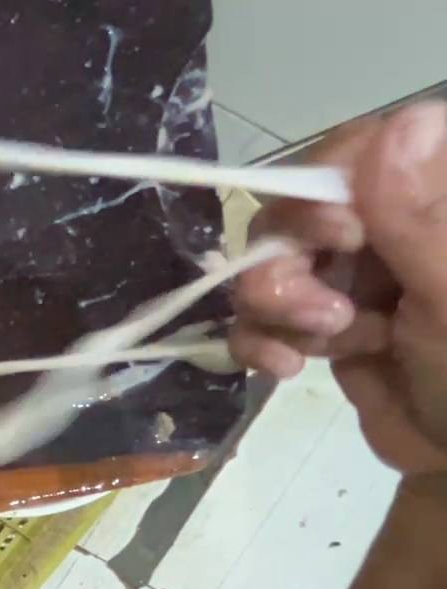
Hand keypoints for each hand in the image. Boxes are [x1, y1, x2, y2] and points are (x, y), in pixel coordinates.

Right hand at [231, 101, 446, 474]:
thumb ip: (421, 217)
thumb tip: (394, 127)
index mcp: (446, 203)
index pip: (367, 148)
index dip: (327, 188)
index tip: (336, 239)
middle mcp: (395, 227)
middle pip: (297, 216)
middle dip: (284, 271)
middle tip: (313, 316)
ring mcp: (353, 276)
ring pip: (264, 270)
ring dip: (272, 315)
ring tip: (311, 350)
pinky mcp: (315, 321)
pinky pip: (253, 320)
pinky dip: (256, 344)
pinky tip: (284, 368)